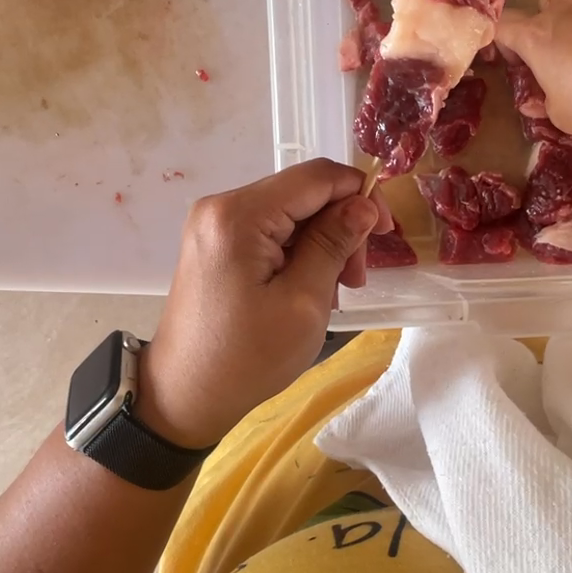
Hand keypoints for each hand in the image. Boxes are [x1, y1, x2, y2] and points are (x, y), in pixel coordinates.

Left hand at [136, 159, 393, 449]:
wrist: (184, 396)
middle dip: (340, 227)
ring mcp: (214, 224)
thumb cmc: (247, 357)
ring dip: (322, 243)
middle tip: (356, 279)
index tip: (387, 231)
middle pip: (303, 193)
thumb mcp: (304, 302)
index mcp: (240, 215)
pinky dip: (297, 252)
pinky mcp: (215, 244)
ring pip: (290, 213)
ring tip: (333, 292)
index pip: (316, 176)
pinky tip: (307, 288)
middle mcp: (221, 206)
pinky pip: (270, 231)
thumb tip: (365, 203)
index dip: (360, 194)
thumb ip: (335, 243)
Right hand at [495, 0, 571, 142]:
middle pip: (540, 9)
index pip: (503, 27)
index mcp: (536, 36)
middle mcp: (562, 9)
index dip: (503, 44)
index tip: (516, 65)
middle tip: (556, 64)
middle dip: (542, 32)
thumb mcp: (563, 117)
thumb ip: (543, 104)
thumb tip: (533, 99)